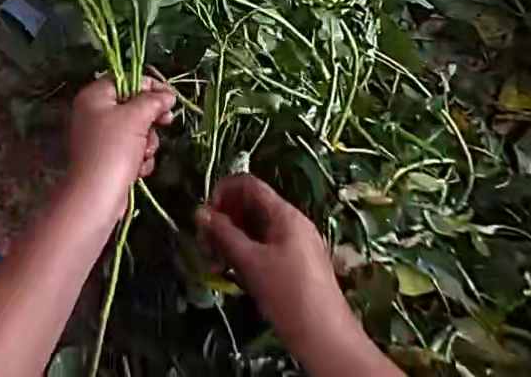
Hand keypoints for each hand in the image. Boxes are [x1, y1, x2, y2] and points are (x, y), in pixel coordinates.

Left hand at [65, 77, 173, 214]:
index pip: (124, 79)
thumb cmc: (113, 149)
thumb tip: (168, 95)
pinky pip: (132, 149)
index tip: (171, 97)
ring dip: (146, 142)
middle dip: (150, 118)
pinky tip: (137, 169)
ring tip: (143, 153)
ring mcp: (100, 136)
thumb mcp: (135, 118)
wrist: (97, 195)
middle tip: (166, 123)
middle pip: (132, 105)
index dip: (149, 85)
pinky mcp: (108, 157)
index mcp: (94, 95)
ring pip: (136, 130)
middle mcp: (94, 112)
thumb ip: (152, 101)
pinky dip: (139, 158)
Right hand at [197, 176, 394, 374]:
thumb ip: (223, 233)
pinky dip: (244, 254)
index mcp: (285, 215)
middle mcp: (291, 223)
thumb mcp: (250, 262)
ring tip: (216, 265)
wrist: (331, 347)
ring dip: (230, 240)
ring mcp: (295, 245)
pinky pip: (263, 246)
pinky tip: (232, 274)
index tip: (207, 216)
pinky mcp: (295, 265)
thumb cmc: (290, 297)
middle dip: (223, 221)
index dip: (222, 192)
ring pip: (253, 228)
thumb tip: (199, 211)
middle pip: (248, 206)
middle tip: (206, 245)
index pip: (247, 184)